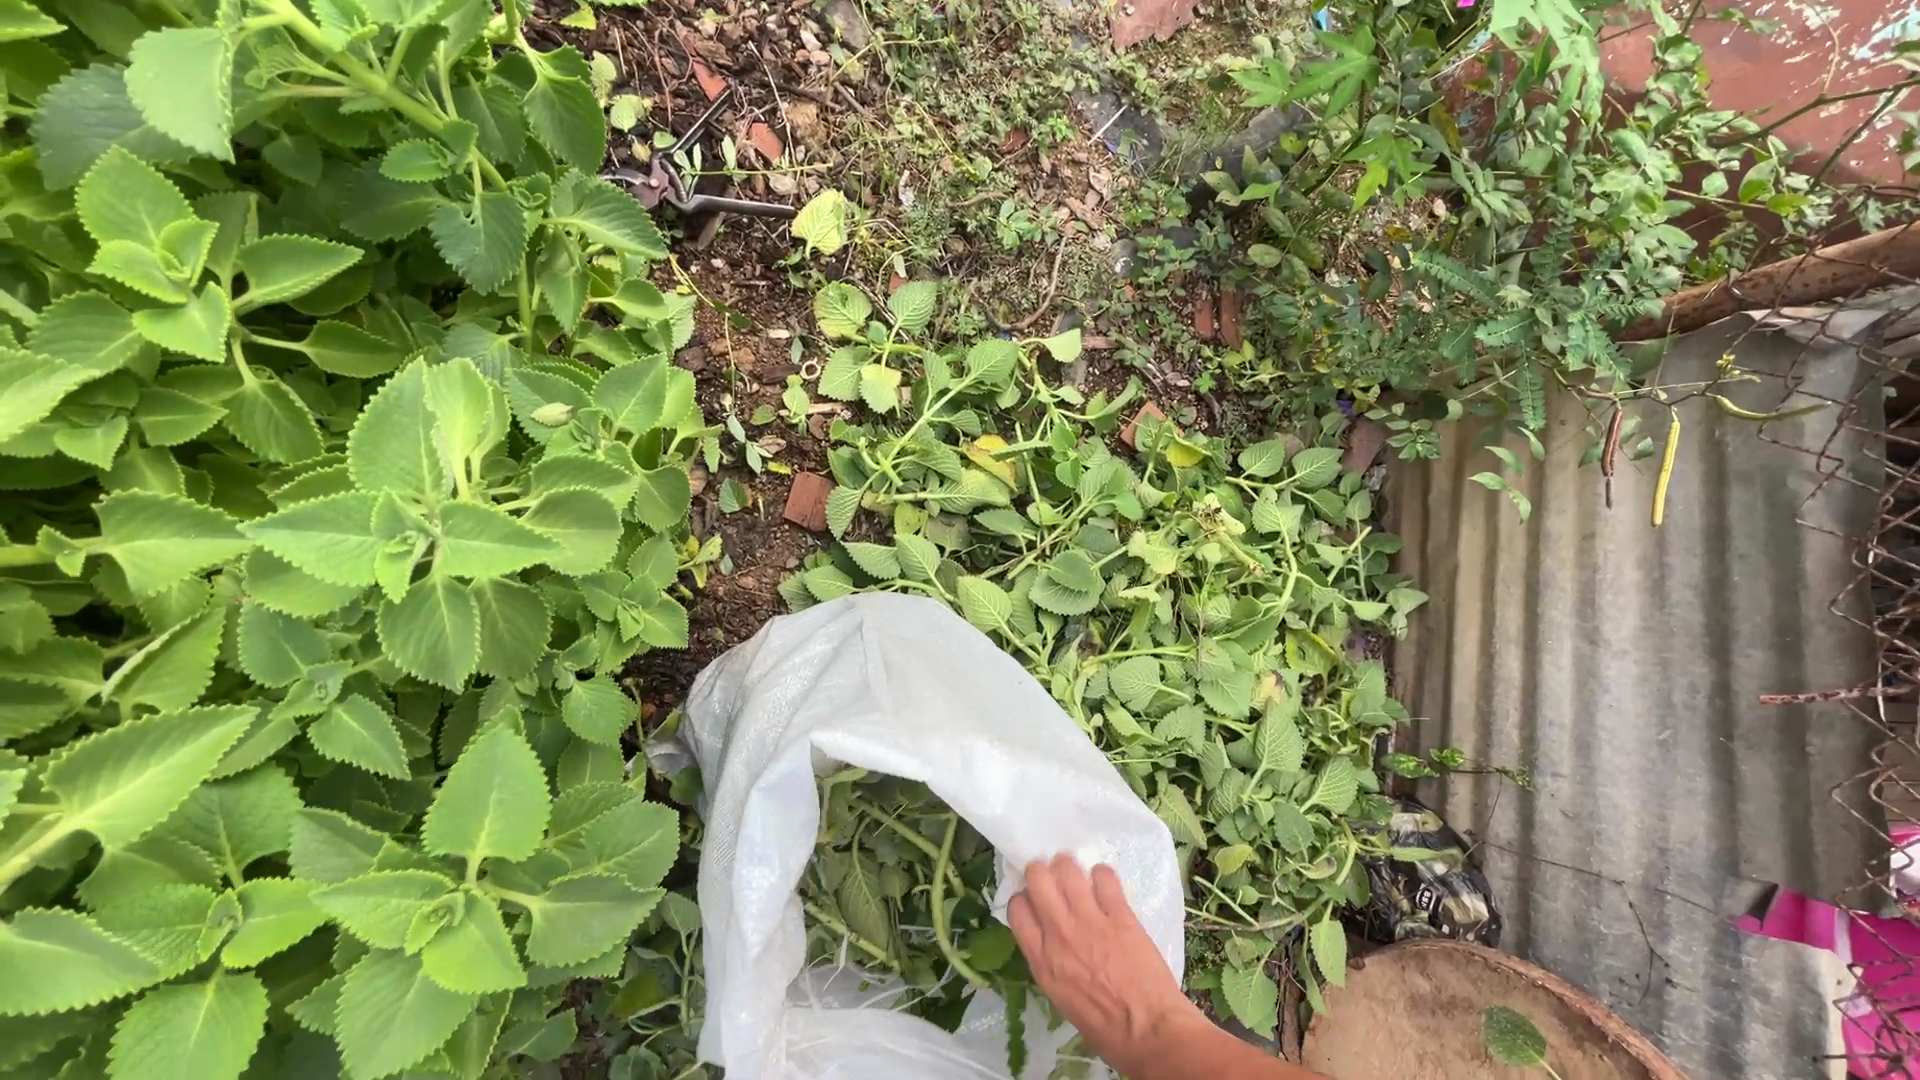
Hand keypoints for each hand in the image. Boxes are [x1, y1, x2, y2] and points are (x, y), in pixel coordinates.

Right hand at [1008, 854, 1206, 1074]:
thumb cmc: (1103, 1025)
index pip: (1016, 908)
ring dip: (1070, 866)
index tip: (1034, 899)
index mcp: (1042, 960)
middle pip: (1037, 878)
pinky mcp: (1120, 915)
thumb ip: (1049, 958)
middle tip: (1053, 876)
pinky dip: (1102, 874)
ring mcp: (1090, 921)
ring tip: (1078, 875)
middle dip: (1041, 870)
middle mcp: (1060, 934)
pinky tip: (1105, 883)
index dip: (1024, 897)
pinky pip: (1104, 877)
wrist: (1149, 1032)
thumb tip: (1047, 932)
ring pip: (1067, 869)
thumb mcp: (1060, 995)